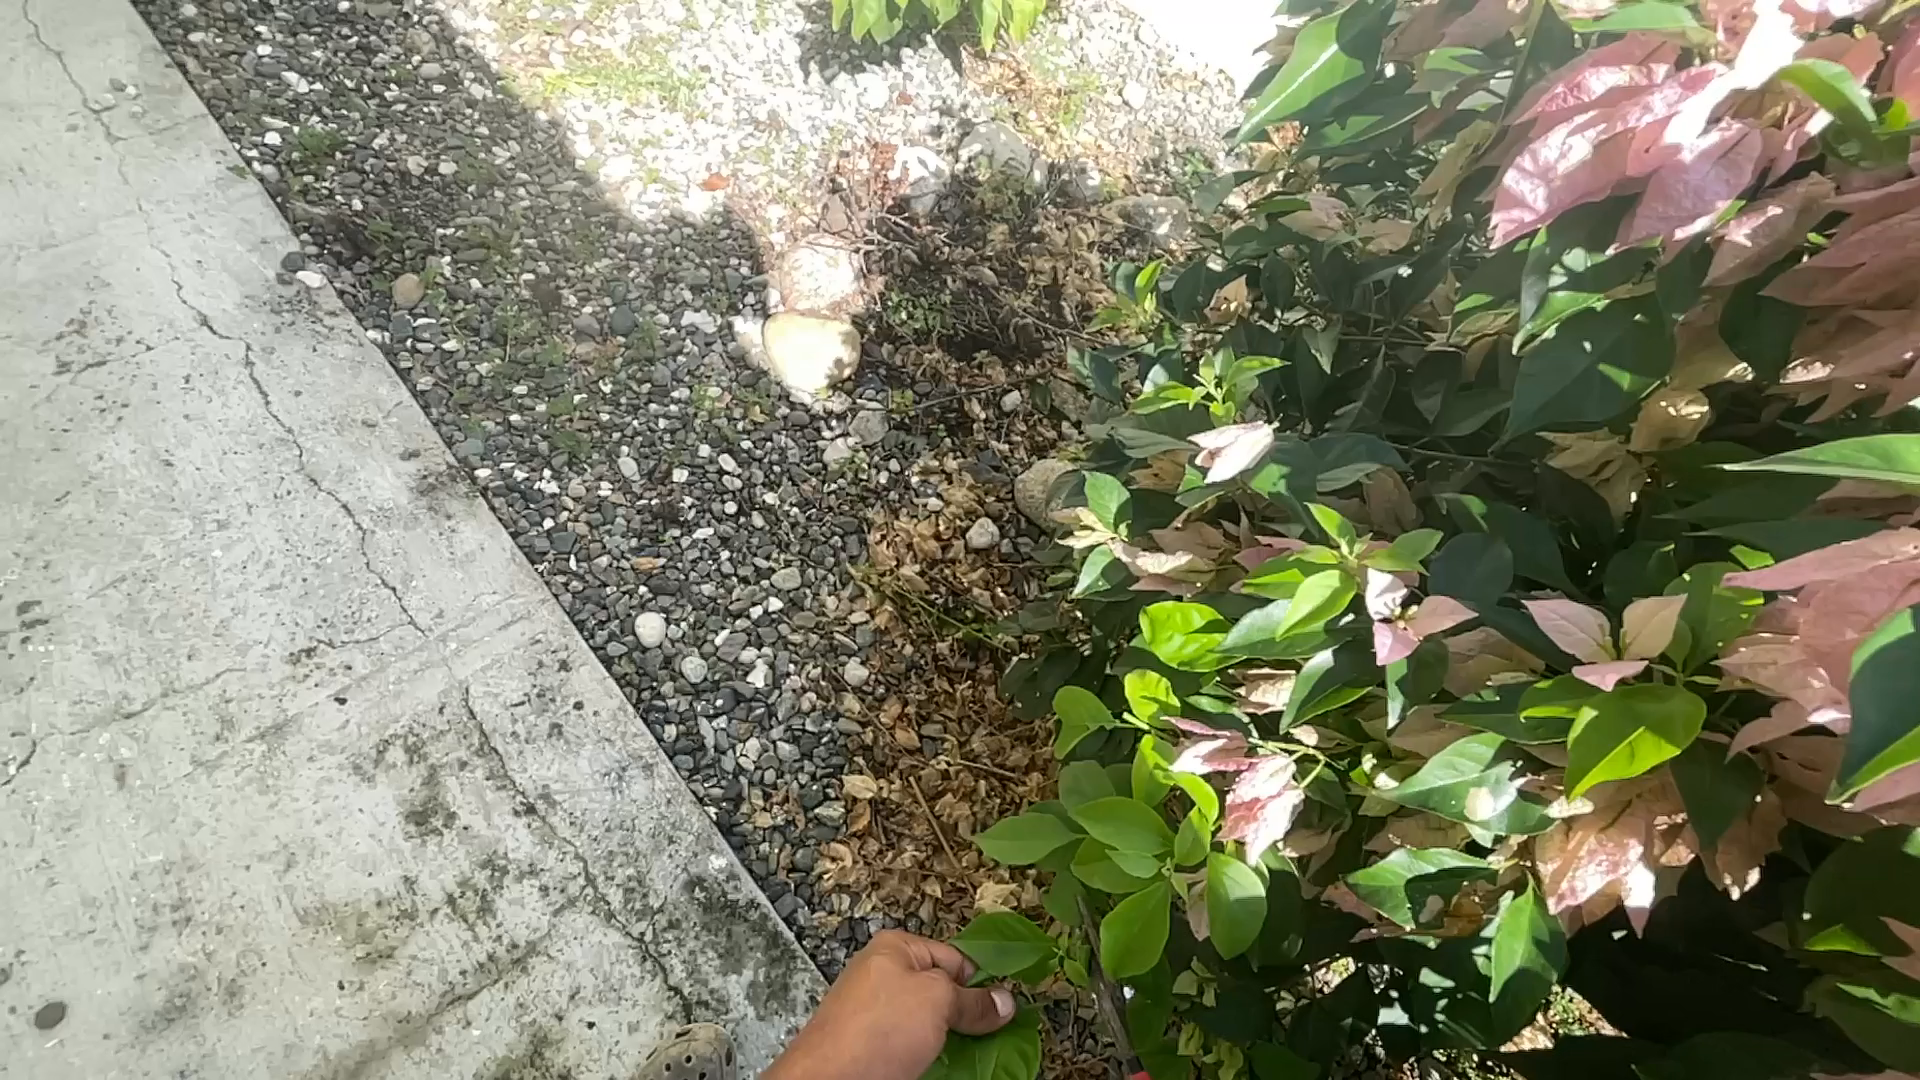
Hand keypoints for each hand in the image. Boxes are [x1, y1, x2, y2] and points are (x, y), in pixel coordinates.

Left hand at [762, 930, 1015, 1079]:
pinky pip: (912, 1048)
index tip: (1004, 1008)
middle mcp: (884, 975)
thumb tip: (1006, 1001)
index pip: (952, 956)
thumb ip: (972, 1000)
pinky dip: (931, 1058)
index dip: (979, 981)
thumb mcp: (936, 1001)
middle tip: (994, 1037)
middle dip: (965, 1014)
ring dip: (951, 1042)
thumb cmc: (880, 1028)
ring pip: (927, 1025)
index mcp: (895, 948)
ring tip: (978, 1057)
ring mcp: (876, 1015)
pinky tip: (948, 1071)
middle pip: (940, 992)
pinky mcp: (872, 1050)